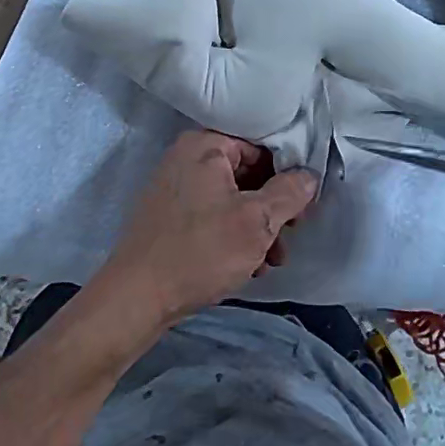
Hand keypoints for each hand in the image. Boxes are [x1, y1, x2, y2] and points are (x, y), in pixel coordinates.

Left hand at [93, 130, 317, 328]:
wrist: (135, 300)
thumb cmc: (200, 251)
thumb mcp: (257, 221)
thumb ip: (290, 193)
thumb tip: (309, 176)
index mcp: (205, 146)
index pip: (262, 147)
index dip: (288, 174)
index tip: (303, 204)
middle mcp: (186, 157)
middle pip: (248, 173)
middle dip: (273, 207)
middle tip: (290, 234)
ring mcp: (175, 187)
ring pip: (232, 198)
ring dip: (257, 227)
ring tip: (271, 260)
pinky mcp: (169, 216)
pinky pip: (213, 214)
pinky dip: (233, 234)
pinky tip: (247, 265)